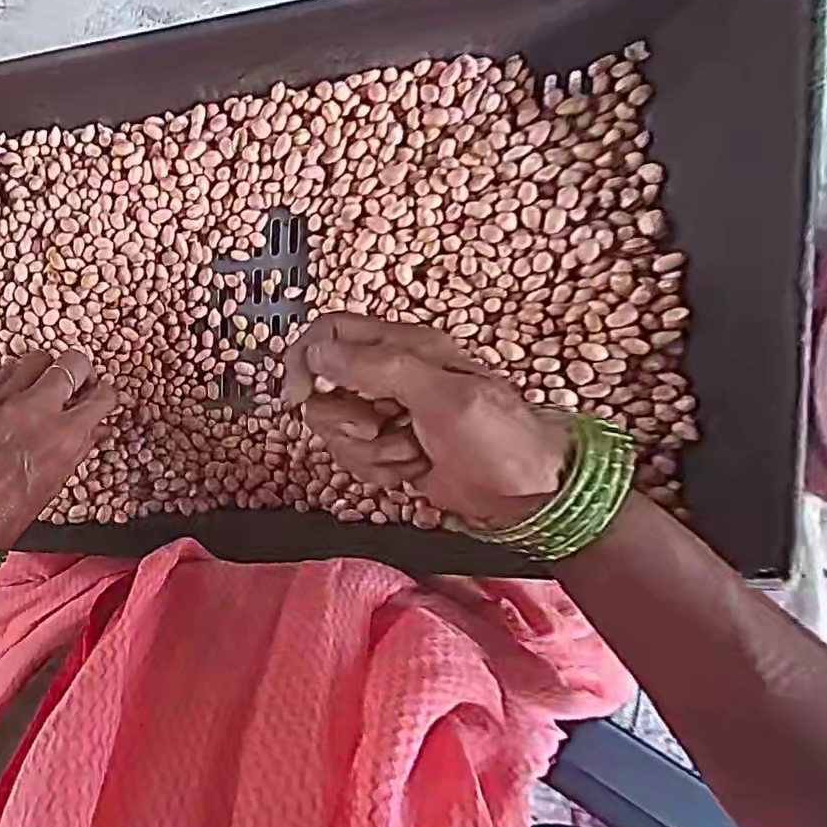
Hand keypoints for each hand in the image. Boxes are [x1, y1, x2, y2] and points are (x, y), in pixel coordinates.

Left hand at [0, 349, 118, 548]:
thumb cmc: (6, 511)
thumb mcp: (55, 482)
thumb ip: (79, 447)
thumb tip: (95, 429)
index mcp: (63, 436)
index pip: (101, 397)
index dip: (107, 395)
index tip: (104, 397)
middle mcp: (37, 409)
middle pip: (74, 362)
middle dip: (82, 372)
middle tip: (79, 384)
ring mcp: (5, 399)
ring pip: (39, 358)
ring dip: (49, 369)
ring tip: (47, 385)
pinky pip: (6, 372)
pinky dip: (18, 378)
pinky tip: (19, 393)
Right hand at [282, 313, 570, 526]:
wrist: (528, 494)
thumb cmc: (499, 438)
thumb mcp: (444, 395)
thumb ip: (379, 367)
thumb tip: (318, 353)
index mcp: (401, 346)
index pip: (328, 332)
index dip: (303, 358)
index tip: (298, 394)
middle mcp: (385, 375)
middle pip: (322, 389)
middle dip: (347, 421)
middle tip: (382, 428)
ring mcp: (382, 412)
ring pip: (333, 427)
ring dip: (369, 450)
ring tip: (412, 450)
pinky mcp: (383, 446)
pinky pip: (350, 456)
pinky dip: (378, 468)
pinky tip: (412, 467)